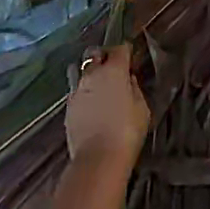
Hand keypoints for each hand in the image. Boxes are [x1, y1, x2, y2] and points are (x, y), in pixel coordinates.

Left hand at [65, 44, 149, 165]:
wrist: (98, 159)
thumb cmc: (127, 132)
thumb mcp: (142, 108)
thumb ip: (134, 88)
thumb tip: (128, 79)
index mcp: (114, 70)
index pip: (119, 49)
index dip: (126, 50)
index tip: (130, 55)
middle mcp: (92, 74)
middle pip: (94, 53)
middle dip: (103, 54)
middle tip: (111, 65)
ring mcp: (76, 90)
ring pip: (78, 69)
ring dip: (87, 71)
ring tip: (96, 82)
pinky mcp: (68, 107)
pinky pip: (74, 90)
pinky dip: (82, 91)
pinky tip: (89, 102)